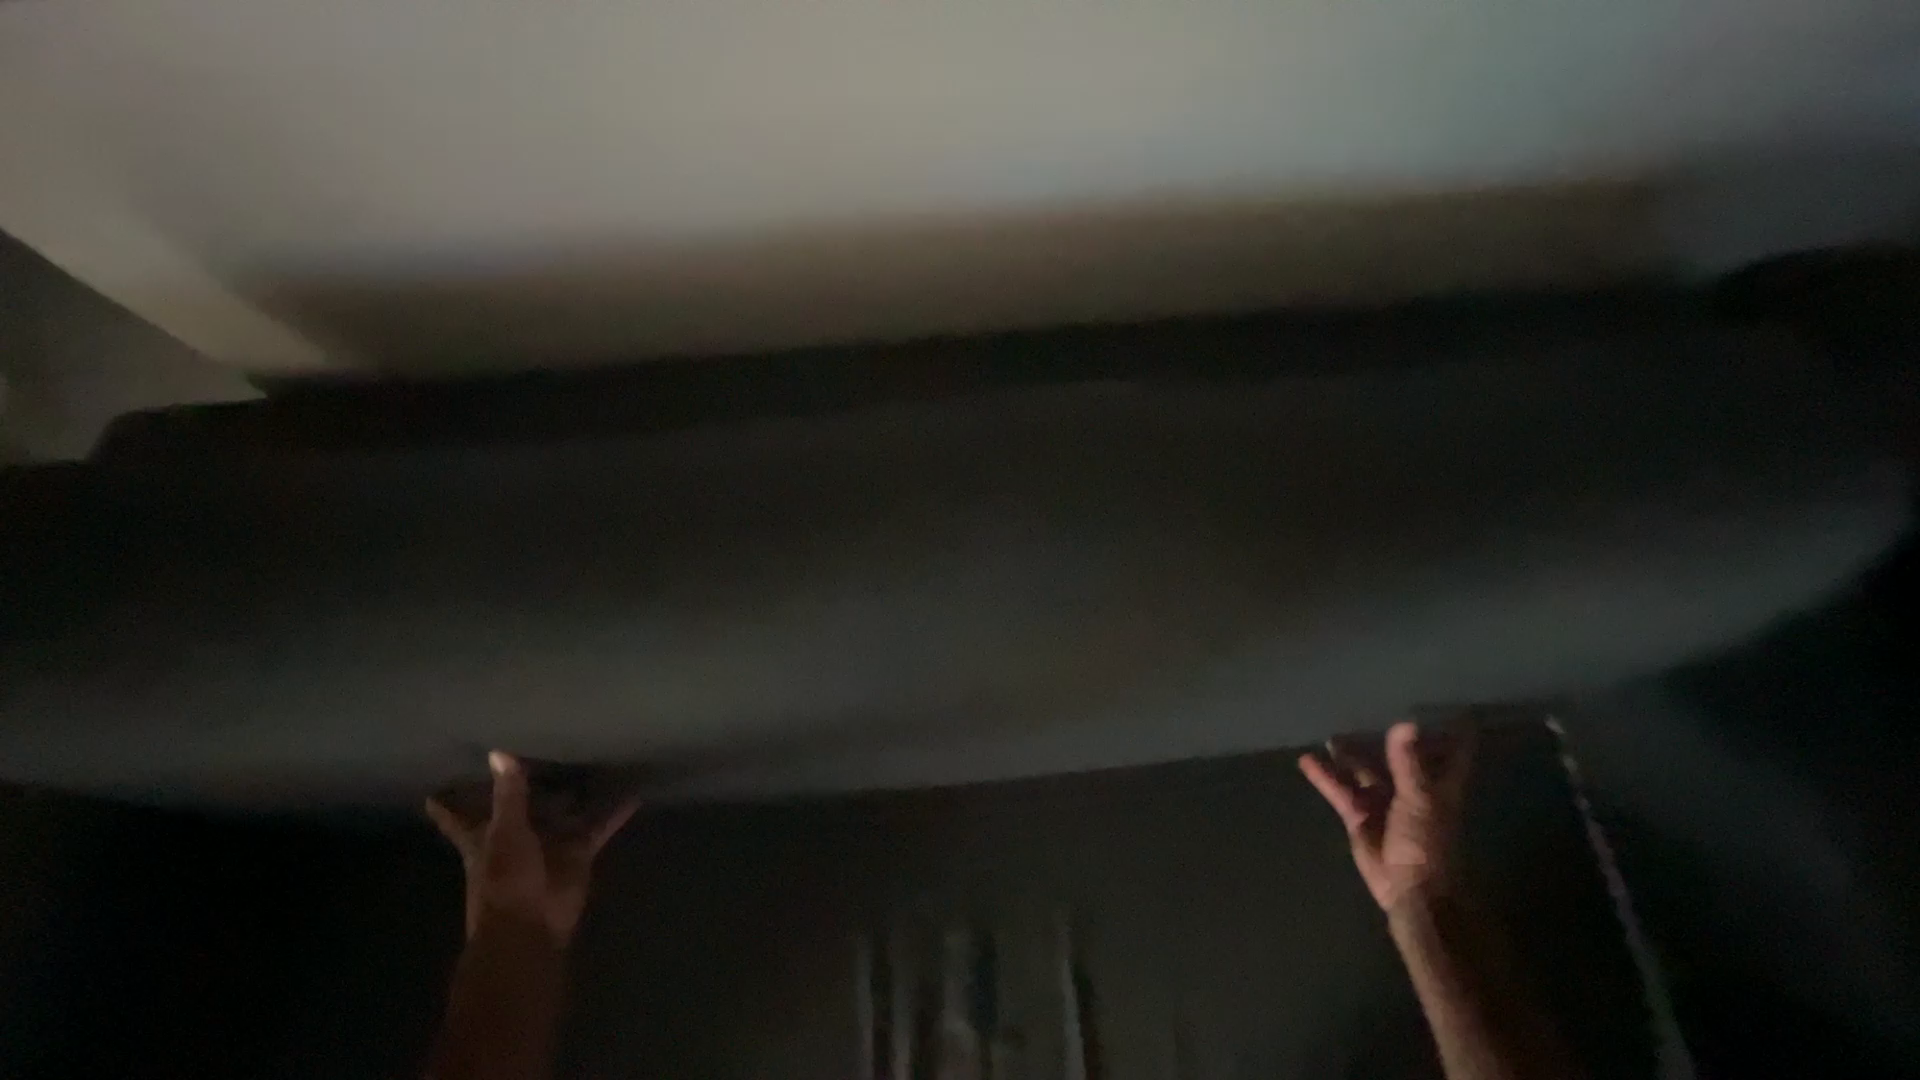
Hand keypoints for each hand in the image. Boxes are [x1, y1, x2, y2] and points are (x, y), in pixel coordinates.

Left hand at [427, 751, 638, 946]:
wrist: (531, 927)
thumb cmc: (504, 881)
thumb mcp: (504, 834)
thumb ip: (509, 795)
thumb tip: (499, 753)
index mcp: (485, 838)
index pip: (460, 819)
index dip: (447, 808)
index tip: (433, 793)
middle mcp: (517, 838)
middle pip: (521, 808)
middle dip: (529, 787)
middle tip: (540, 751)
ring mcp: (549, 846)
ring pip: (563, 815)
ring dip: (577, 796)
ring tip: (595, 760)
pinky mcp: (577, 855)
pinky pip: (599, 829)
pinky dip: (615, 814)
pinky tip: (634, 795)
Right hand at [1299, 721, 1474, 912]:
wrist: (1409, 888)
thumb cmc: (1427, 843)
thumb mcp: (1420, 800)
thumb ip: (1408, 763)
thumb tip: (1404, 723)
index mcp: (1438, 784)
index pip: (1451, 752)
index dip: (1453, 730)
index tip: (1451, 705)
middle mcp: (1411, 788)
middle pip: (1399, 757)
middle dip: (1387, 737)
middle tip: (1369, 707)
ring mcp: (1383, 800)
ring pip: (1364, 770)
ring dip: (1349, 754)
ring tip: (1331, 733)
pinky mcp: (1358, 814)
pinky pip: (1339, 789)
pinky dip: (1324, 776)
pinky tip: (1307, 760)